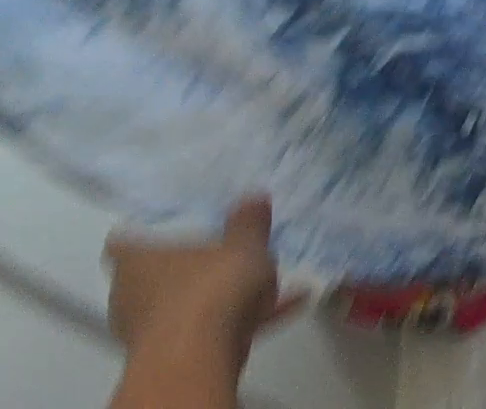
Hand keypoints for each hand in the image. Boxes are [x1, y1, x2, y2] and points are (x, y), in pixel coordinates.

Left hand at [105, 196, 305, 367]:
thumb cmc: (211, 289)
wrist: (198, 357)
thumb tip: (252, 196)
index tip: (178, 220)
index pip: (127, 238)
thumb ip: (249, 222)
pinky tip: (291, 301)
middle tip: (233, 246)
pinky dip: (245, 311)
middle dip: (195, 261)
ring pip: (189, 297)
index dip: (150, 228)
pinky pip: (212, 321)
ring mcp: (150, 324)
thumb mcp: (245, 245)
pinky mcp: (173, 348)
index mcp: (138, 261)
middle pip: (161, 270)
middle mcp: (132, 292)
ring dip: (224, 288)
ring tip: (272, 276)